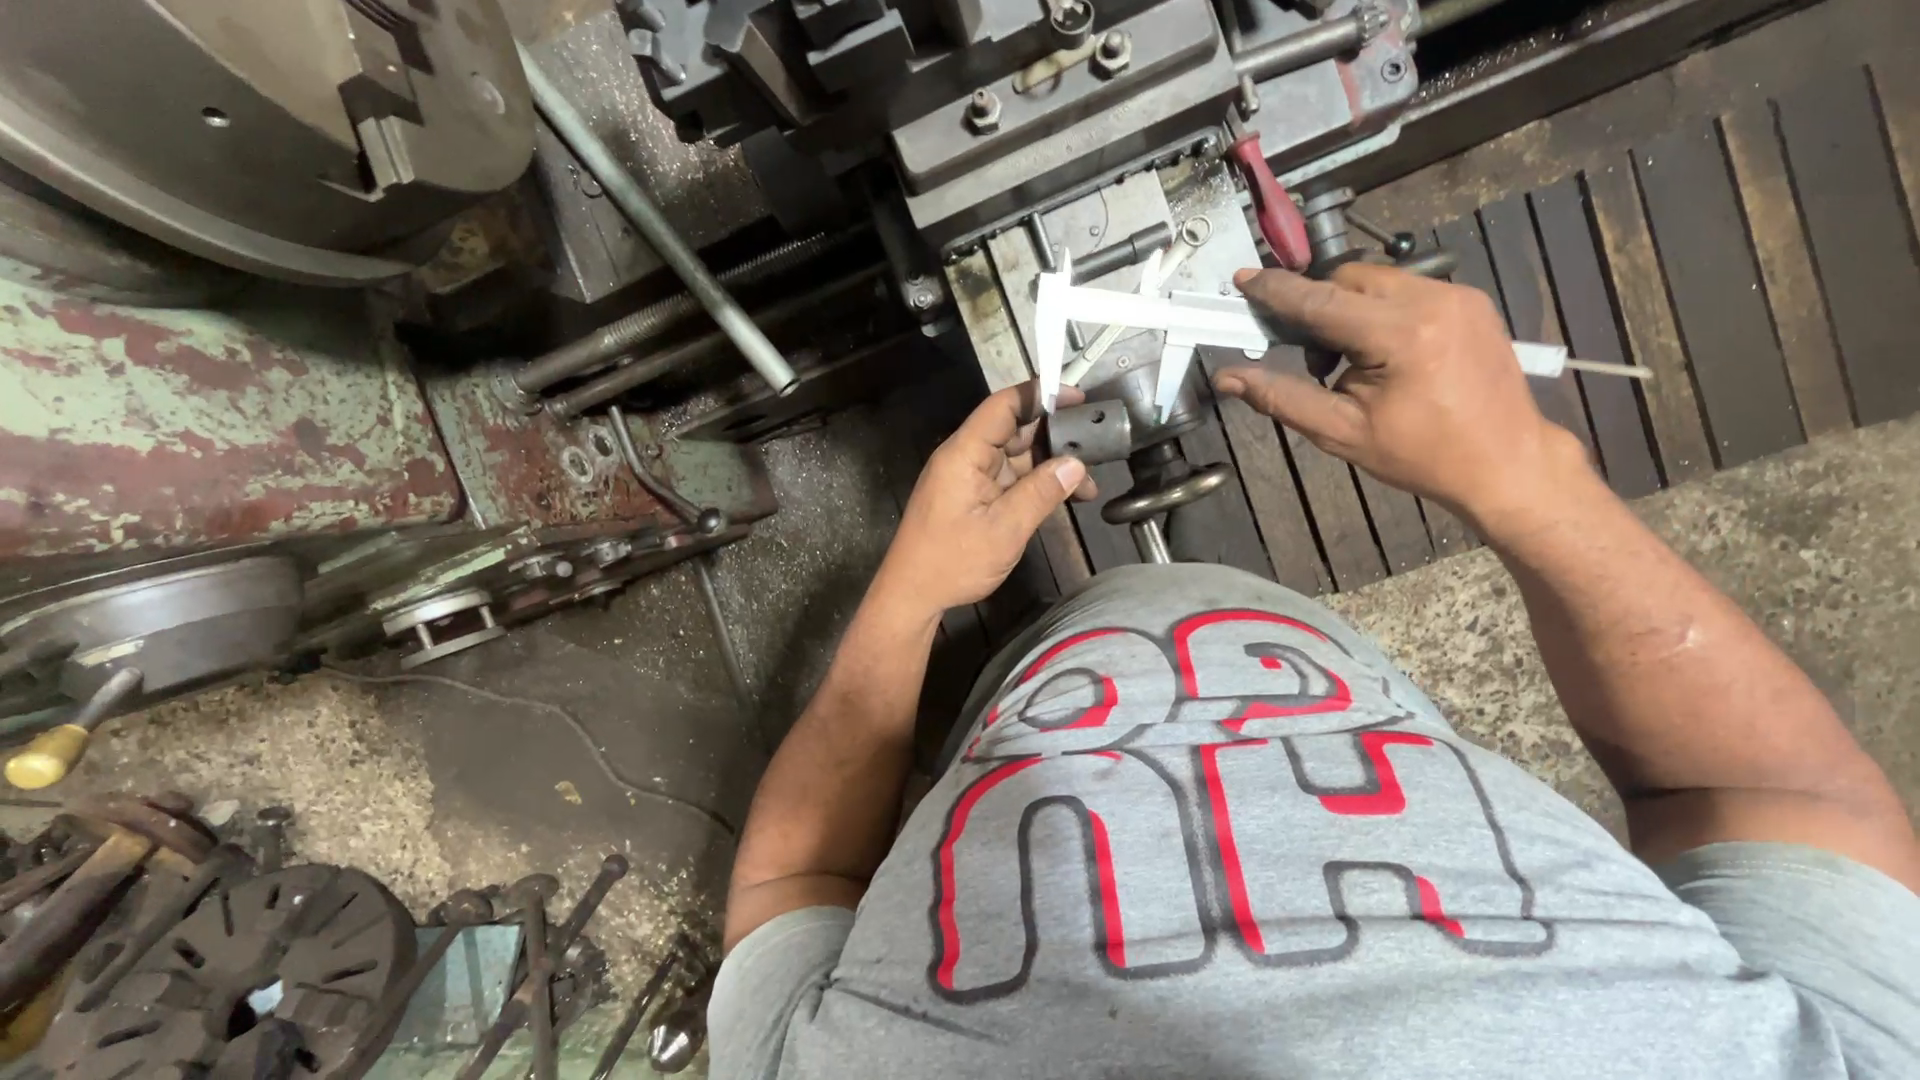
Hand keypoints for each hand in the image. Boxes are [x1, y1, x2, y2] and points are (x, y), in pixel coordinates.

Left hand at [875, 382, 1095, 618]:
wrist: (912, 596)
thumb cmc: (952, 562)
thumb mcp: (1004, 529)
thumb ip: (1041, 492)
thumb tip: (1076, 465)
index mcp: (964, 454)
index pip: (1003, 406)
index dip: (1040, 394)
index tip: (1077, 397)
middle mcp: (965, 458)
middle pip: (1014, 430)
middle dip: (1055, 436)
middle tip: (1095, 446)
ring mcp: (968, 478)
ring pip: (1016, 457)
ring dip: (1050, 467)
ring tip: (1088, 484)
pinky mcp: (973, 498)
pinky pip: (1009, 480)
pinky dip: (1036, 486)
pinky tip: (1064, 498)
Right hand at [1215, 264, 1590, 526]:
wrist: (1506, 462)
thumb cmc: (1421, 455)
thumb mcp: (1341, 432)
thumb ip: (1280, 398)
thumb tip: (1226, 378)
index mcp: (1402, 335)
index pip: (1322, 301)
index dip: (1277, 291)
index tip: (1244, 281)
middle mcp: (1434, 300)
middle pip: (1348, 279)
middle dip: (1317, 307)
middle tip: (1309, 358)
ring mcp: (1459, 295)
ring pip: (1377, 281)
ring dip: (1346, 309)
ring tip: (1346, 362)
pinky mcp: (1470, 301)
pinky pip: (1406, 290)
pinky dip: (1377, 311)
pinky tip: (1379, 354)